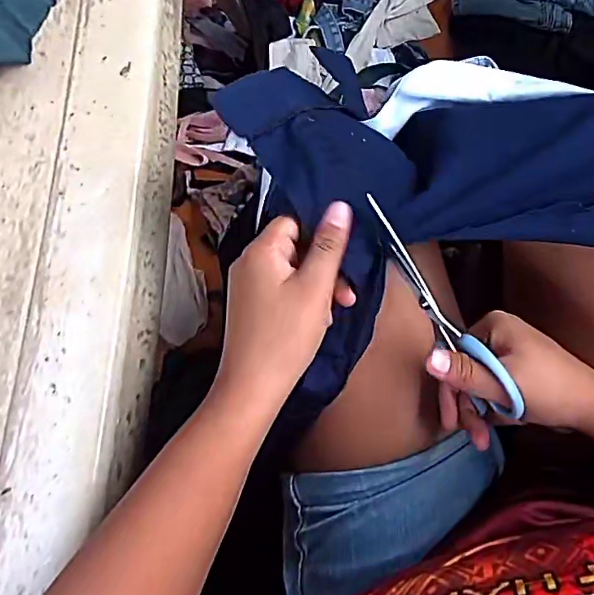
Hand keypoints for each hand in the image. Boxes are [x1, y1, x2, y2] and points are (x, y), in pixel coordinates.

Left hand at [209, 201, 355, 421]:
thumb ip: (330, 245)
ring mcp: (249, 286)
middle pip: (296, 245)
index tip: (342, 257)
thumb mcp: (316, 286)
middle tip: (344, 290)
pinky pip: (285, 287)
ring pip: (294, 268)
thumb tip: (339, 207)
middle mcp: (249, 264)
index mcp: (260, 252)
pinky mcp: (254, 305)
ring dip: (320, 283)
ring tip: (336, 307)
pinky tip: (319, 317)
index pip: (295, 222)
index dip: (322, 235)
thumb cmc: (285, 336)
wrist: (254, 386)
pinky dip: (306, 297)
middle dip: (325, 264)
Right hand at [425, 311, 593, 438]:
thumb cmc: (548, 390)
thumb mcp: (501, 385)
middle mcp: (500, 333)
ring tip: (486, 438)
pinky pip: (495, 387)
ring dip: (480, 413)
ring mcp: (510, 351)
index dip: (451, 391)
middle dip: (468, 407)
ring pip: (479, 384)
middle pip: (466, 372)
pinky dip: (496, 407)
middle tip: (474, 435)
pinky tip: (506, 422)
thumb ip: (464, 374)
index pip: (454, 356)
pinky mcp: (519, 369)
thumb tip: (428, 357)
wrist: (589, 405)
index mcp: (495, 326)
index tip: (452, 422)